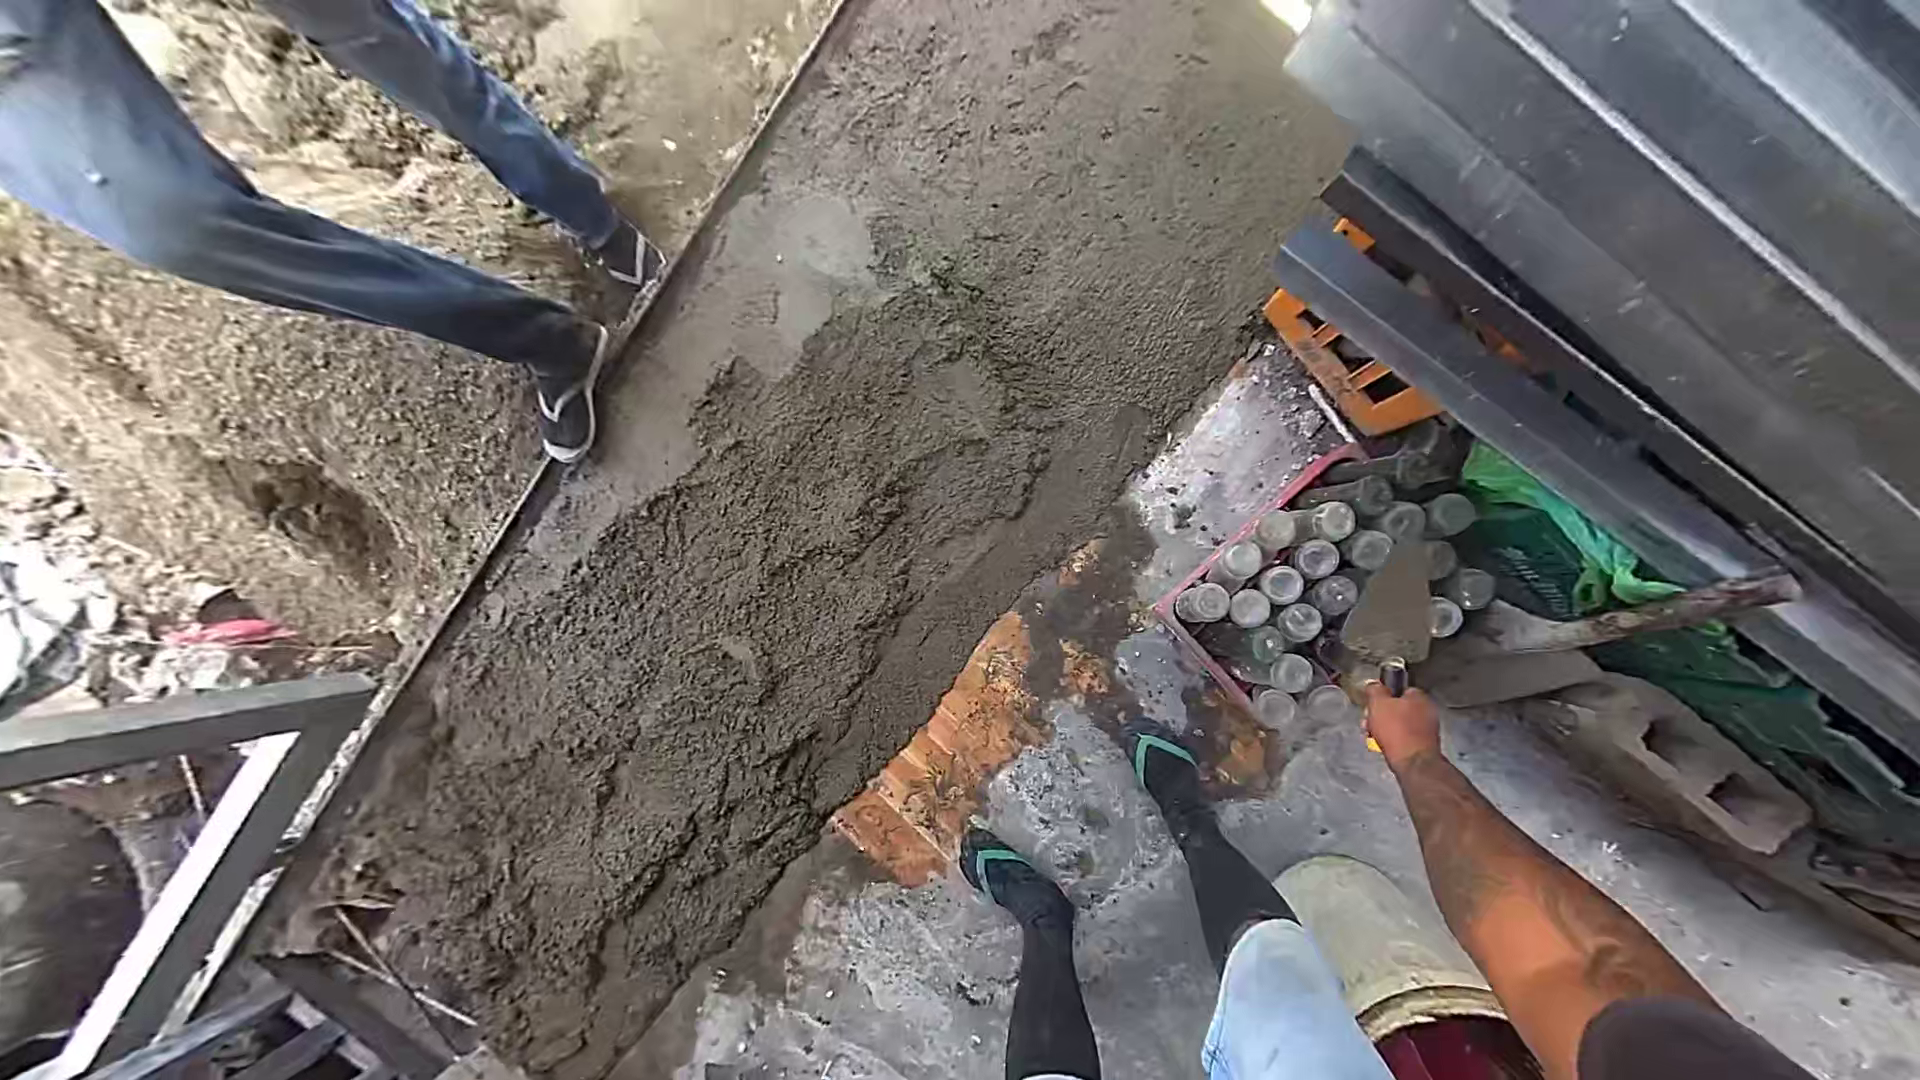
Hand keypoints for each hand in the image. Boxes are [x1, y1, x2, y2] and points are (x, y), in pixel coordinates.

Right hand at [1363, 683, 1439, 767]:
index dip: (1384, 695)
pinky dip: (1393, 738)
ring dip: (1383, 726)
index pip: (1400, 689)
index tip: (1372, 703)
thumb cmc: (1395, 728)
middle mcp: (1428, 711)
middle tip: (1368, 720)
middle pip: (1398, 707)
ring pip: (1399, 722)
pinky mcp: (1424, 744)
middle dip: (1380, 713)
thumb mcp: (1377, 703)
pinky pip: (1404, 736)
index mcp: (1420, 698)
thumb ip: (1375, 690)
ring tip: (1371, 734)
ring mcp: (1428, 729)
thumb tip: (1374, 685)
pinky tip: (1381, 743)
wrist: (1412, 762)